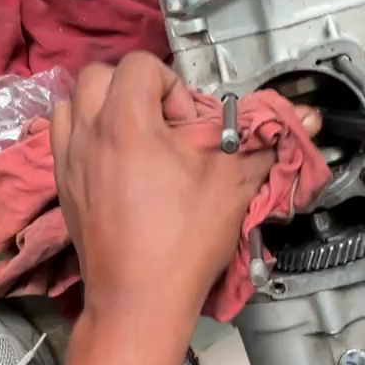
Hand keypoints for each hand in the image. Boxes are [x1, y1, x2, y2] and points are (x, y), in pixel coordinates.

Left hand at [51, 52, 270, 330]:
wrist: (139, 299)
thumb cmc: (184, 243)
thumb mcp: (233, 185)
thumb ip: (263, 143)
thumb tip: (303, 119)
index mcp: (127, 123)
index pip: (141, 65)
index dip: (172, 86)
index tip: (188, 125)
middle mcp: (89, 134)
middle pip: (100, 74)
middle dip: (135, 87)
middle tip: (163, 124)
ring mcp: (69, 160)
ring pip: (72, 102)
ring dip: (103, 106)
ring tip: (135, 137)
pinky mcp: (63, 186)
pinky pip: (61, 137)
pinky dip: (83, 134)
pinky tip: (113, 161)